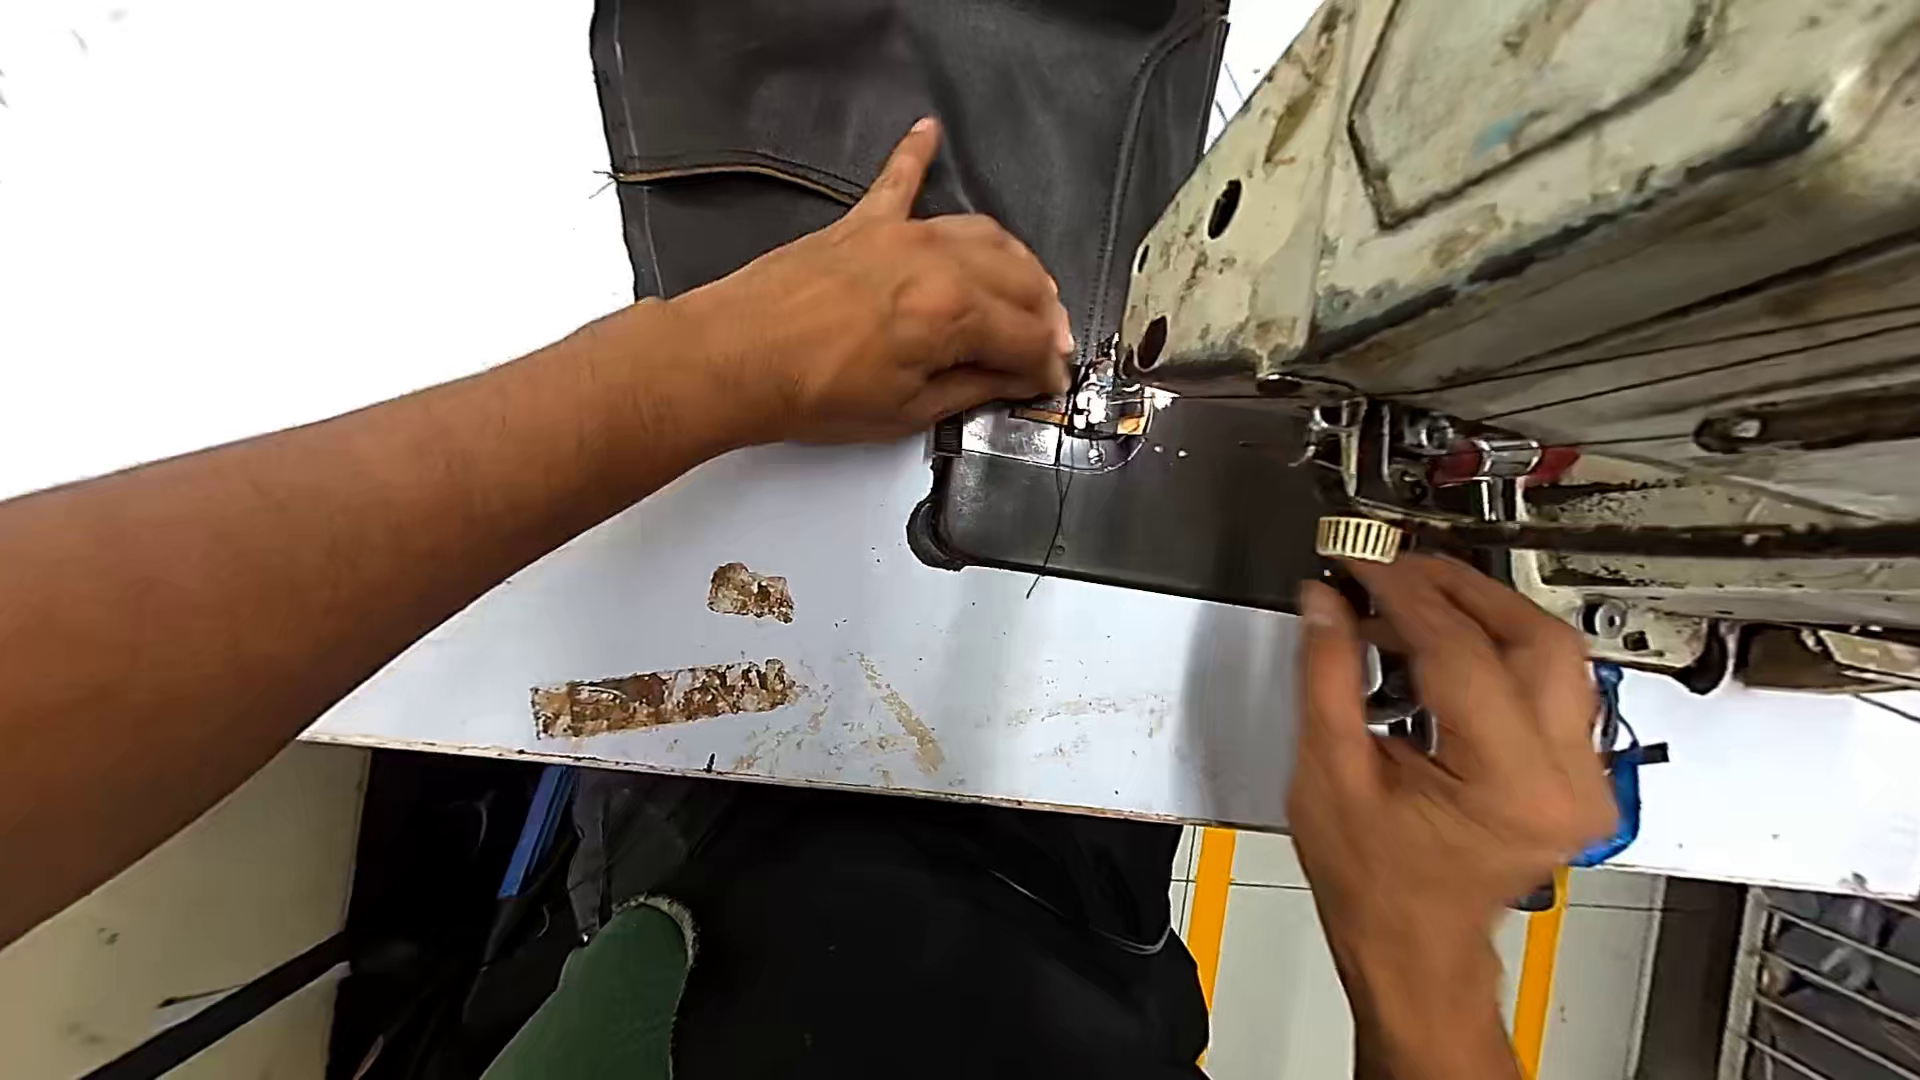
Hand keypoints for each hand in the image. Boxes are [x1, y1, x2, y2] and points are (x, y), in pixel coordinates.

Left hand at [663, 116, 1074, 443]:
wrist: (738, 361)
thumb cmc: (814, 392)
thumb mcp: (909, 410)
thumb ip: (973, 387)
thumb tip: (1016, 380)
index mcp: (952, 314)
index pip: (1026, 337)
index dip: (1047, 365)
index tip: (1052, 380)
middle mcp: (936, 261)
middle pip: (1018, 281)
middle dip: (1045, 315)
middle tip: (1050, 342)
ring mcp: (899, 235)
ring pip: (983, 232)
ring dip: (1015, 261)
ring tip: (1029, 285)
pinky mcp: (862, 224)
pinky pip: (899, 179)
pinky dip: (916, 157)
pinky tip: (930, 133)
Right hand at [1288, 556, 1616, 1078]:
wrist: (1409, 937)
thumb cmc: (1365, 872)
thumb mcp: (1328, 767)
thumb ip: (1327, 673)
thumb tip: (1323, 600)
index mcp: (1509, 785)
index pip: (1461, 653)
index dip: (1401, 595)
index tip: (1357, 561)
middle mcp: (1569, 778)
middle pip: (1539, 639)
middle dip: (1457, 586)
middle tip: (1387, 564)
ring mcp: (1581, 774)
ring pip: (1553, 652)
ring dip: (1476, 607)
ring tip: (1400, 590)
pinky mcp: (1567, 768)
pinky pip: (1541, 678)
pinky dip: (1483, 640)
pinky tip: (1425, 634)